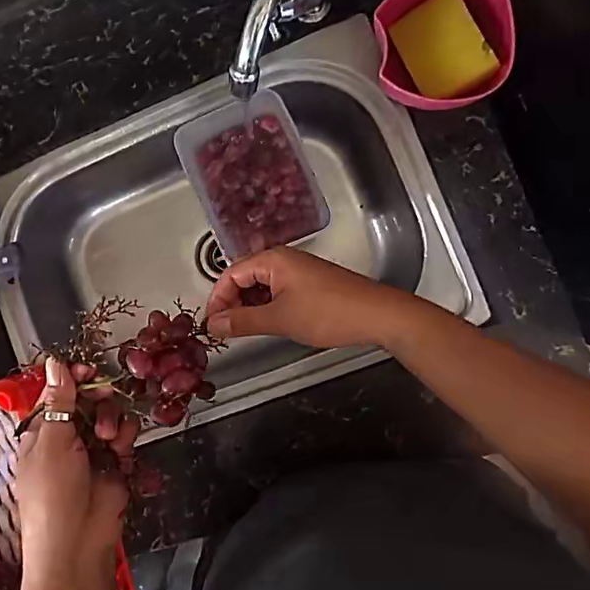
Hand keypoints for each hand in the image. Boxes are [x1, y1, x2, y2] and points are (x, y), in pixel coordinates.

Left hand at [14, 358, 133, 582]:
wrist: (77, 542)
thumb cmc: (52, 495)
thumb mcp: (50, 441)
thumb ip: (59, 399)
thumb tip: (54, 363)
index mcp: (40, 430)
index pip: (57, 392)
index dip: (72, 378)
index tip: (88, 371)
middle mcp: (66, 436)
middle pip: (87, 399)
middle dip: (97, 396)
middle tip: (104, 397)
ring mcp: (92, 448)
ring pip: (109, 413)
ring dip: (111, 418)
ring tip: (108, 437)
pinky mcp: (115, 461)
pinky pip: (124, 434)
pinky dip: (125, 435)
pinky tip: (120, 445)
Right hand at [204, 245, 422, 348]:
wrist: (378, 315)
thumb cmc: (331, 312)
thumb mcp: (279, 319)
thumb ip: (242, 321)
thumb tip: (214, 323)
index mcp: (273, 260)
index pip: (230, 274)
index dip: (217, 299)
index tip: (212, 323)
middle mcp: (284, 259)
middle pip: (244, 277)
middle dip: (232, 303)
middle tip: (225, 329)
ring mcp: (298, 271)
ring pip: (261, 286)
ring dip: (249, 307)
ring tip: (245, 330)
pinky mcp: (310, 284)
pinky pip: (278, 291)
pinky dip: (267, 307)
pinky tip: (269, 324)